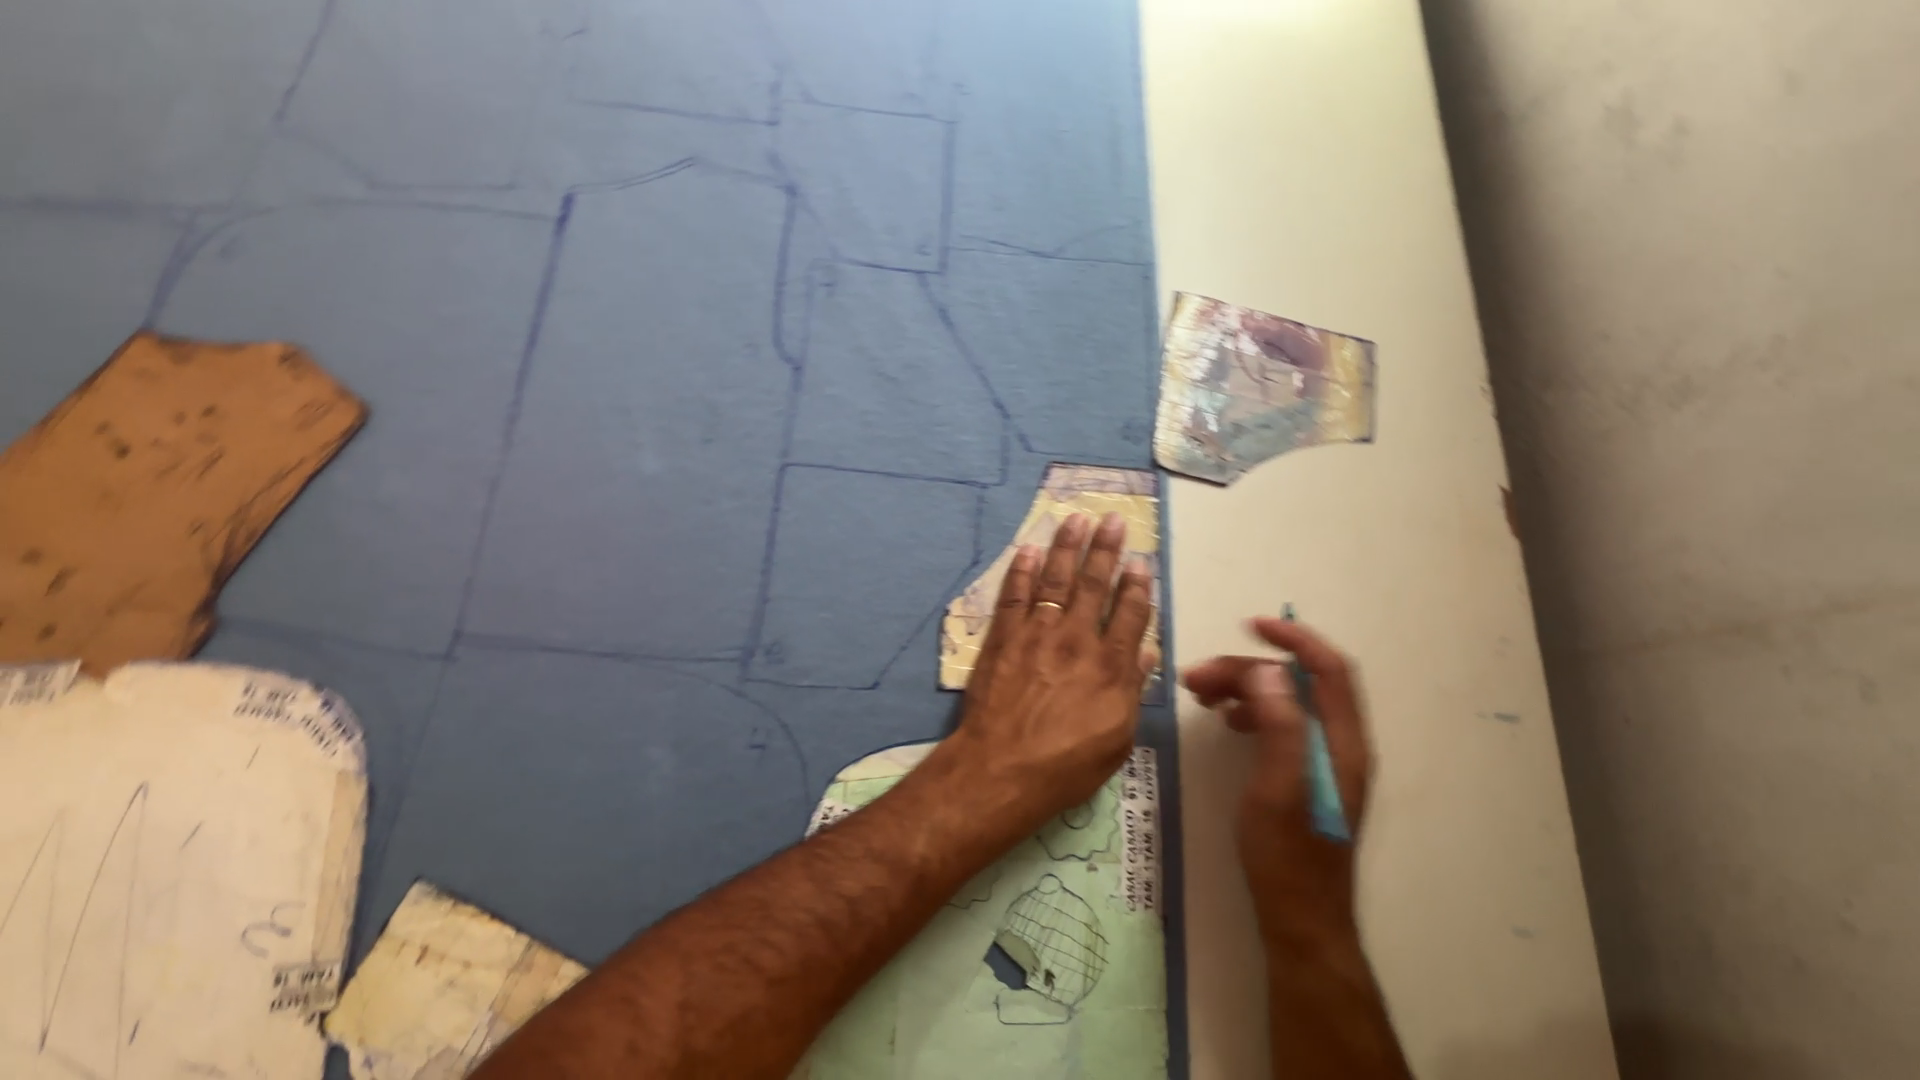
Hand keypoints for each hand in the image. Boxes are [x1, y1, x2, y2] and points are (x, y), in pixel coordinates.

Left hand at [941, 512, 1156, 835]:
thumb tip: (1147, 653)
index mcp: (1111, 667)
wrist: (1002, 768)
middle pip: (1094, 585)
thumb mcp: (1117, 739)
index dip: (1137, 586)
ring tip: (1075, 519)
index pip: (1130, 615)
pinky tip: (1029, 550)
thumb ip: (1132, 690)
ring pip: (1056, 580)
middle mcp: (1077, 640)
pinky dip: (1022, 571)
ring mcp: (1037, 634)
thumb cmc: (1066, 765)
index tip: (1140, 562)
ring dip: (1066, 547)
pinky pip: (1014, 595)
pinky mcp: (1003, 638)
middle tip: (1111, 520)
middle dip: (1105, 550)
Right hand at [1183, 618, 1373, 952]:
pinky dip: (1251, 712)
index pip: (1328, 669)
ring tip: (1201, 695)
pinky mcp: (1305, 778)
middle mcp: (1338, 745)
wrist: (1300, 919)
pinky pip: (1279, 725)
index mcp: (1341, 742)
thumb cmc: (1287, 855)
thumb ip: (1279, 725)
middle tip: (1197, 678)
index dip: (1294, 640)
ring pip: (1286, 703)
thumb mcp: (1278, 787)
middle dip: (1248, 669)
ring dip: (1245, 689)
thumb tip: (1267, 670)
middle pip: (1299, 684)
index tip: (1250, 626)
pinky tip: (1225, 722)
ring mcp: (1322, 762)